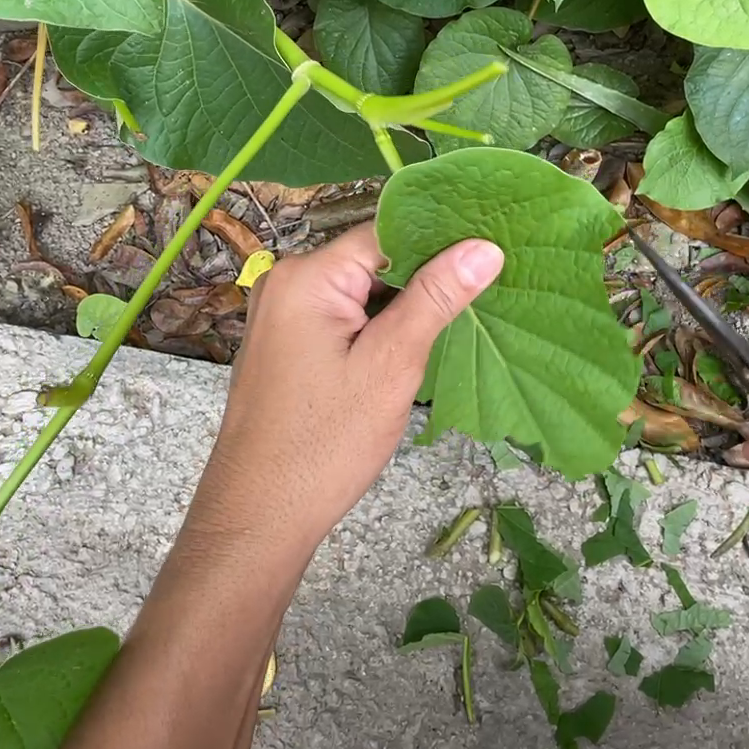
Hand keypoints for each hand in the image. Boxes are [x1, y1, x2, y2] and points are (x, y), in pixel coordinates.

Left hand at [59, 225, 500, 748]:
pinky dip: (373, 327)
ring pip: (357, 290)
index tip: (491, 250)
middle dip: (421, 279)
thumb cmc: (326, 442)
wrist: (257, 515)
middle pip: (370, 260)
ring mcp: (279, 312)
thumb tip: (485, 246)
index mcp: (306, 275)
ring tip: (455, 321)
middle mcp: (285, 280)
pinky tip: (407, 348)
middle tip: (483, 295)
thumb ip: (435, 298)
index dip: (440, 240)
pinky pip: (339, 316)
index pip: (386, 233)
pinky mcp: (283, 341)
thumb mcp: (391, 365)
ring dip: (399, 307)